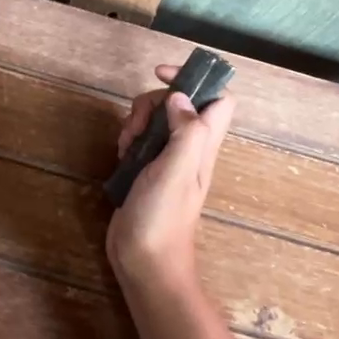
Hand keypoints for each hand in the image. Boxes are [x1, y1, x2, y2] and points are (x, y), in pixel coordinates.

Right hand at [106, 63, 236, 291]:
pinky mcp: (148, 172)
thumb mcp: (176, 172)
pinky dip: (129, 139)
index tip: (160, 76)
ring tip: (126, 145)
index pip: (218, 99)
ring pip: (158, 120)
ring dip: (137, 121)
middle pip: (179, 103)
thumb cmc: (161, 219)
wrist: (145, 262)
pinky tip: (121, 155)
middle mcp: (190, 149)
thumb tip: (179, 98)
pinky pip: (142, 140)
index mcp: (203, 146)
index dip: (194, 79)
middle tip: (137, 127)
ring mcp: (168, 161)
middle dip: (152, 102)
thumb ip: (185, 133)